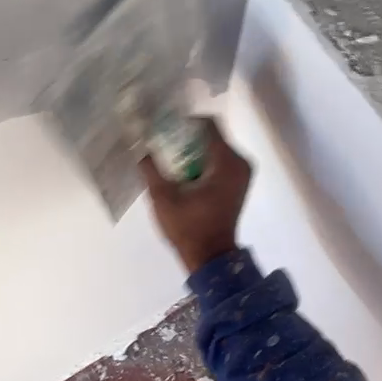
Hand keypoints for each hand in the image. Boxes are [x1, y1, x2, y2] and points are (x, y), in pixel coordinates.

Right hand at [138, 119, 252, 273]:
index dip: (184, 122)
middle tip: (163, 142)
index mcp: (227, 162)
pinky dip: (202, 161)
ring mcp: (242, 173)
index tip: (164, 128)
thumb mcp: (163, 197)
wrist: (210, 258)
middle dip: (187, 137)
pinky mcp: (238, 183)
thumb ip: (150, 167)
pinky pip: (219, 161)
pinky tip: (184, 172)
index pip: (208, 124)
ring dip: (193, 150)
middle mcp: (240, 162)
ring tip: (170, 158)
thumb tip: (139, 147)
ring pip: (215, 148)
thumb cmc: (188, 228)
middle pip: (212, 135)